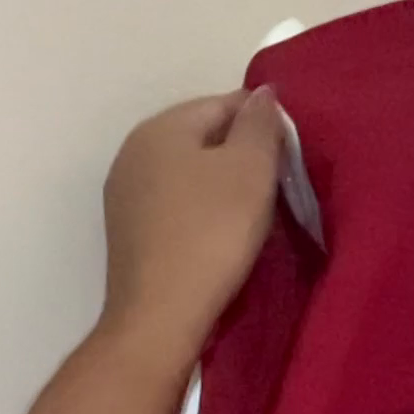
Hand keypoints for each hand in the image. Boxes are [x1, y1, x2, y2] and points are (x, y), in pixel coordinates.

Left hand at [98, 88, 284, 362]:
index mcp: (157, 129)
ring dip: (221, 191)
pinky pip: (174, 211)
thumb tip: (261, 96)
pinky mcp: (127, 238)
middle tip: (275, 188)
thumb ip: (260, 122)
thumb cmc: (210, 235)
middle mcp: (130, 157)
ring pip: (188, 179)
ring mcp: (123, 200)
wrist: (160, 317)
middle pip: (202, 141)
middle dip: (240, 158)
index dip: (264, 124)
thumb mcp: (251, 167)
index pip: (224, 104)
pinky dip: (199, 217)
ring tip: (252, 217)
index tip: (290, 157)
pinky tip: (219, 239)